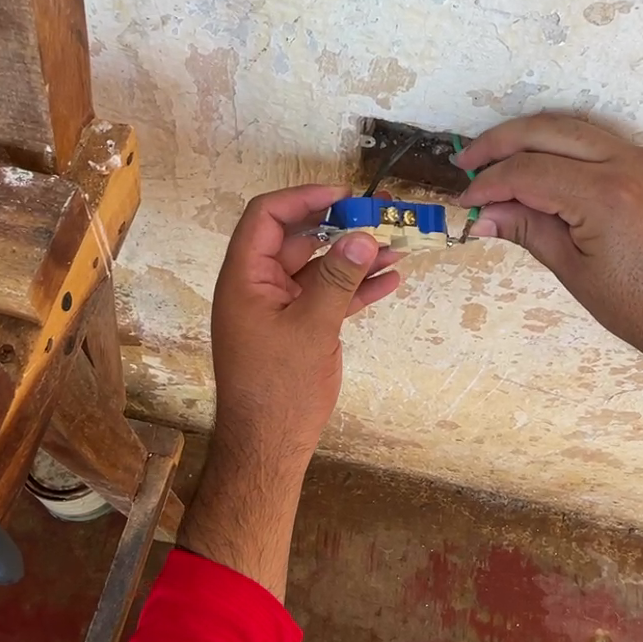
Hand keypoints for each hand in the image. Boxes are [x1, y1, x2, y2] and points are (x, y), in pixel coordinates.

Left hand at [210, 185, 402, 461]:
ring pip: (320, 268)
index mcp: (245, 278)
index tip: (344, 196)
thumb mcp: (312, 327)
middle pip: (299, 240)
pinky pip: (329, 297)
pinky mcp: (301, 328)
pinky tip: (390, 281)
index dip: (303, 199)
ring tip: (398, 247)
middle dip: (339, 227)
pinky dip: (356, 288)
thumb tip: (363, 236)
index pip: (266, 217)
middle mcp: (260, 286)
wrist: (271, 445)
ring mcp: (281, 307)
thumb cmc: (280, 387)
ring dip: (355, 258)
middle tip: (379, 217)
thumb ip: (337, 278)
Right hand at [456, 113, 642, 473]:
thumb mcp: (576, 273)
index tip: (464, 199)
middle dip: (500, 142)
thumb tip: (484, 215)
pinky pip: (600, 140)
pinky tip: (543, 164)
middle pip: (547, 130)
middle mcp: (628, 163)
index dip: (488, 183)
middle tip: (467, 162)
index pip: (527, 170)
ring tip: (498, 159)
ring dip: (532, 136)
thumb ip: (528, 230)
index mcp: (604, 195)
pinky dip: (564, 145)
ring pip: (575, 127)